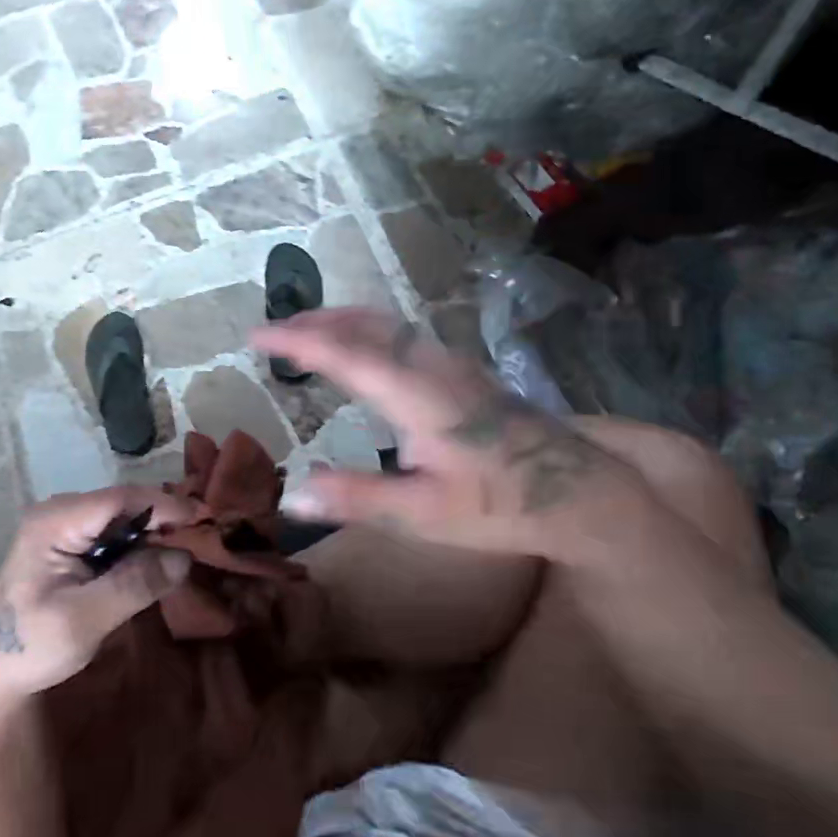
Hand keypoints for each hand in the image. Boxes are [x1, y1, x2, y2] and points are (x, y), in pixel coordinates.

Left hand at [0, 487, 193, 715]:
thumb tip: (183, 557)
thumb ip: (133, 584)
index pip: (119, 499)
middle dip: (160, 519)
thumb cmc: (31, 647)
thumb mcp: (85, 620)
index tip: (202, 518)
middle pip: (121, 504)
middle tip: (200, 539)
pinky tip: (153, 564)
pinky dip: (134, 547)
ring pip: (118, 519)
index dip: (162, 505)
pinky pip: (109, 535)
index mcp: (54, 521)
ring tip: (184, 552)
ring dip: (150, 534)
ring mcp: (60, 528)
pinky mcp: (65, 546)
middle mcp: (57, 513)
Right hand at [252, 309, 661, 561]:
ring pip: (385, 324)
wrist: (581, 493)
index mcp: (417, 397)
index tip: (256, 336)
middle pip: (364, 326)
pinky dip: (364, 329)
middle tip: (272, 330)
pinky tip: (359, 345)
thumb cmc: (500, 506)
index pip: (345, 355)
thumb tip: (291, 496)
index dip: (297, 341)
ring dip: (339, 320)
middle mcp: (431, 368)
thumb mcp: (424, 516)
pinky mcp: (461, 371)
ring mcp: (450, 364)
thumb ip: (357, 500)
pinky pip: (401, 333)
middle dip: (313, 321)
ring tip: (304, 330)